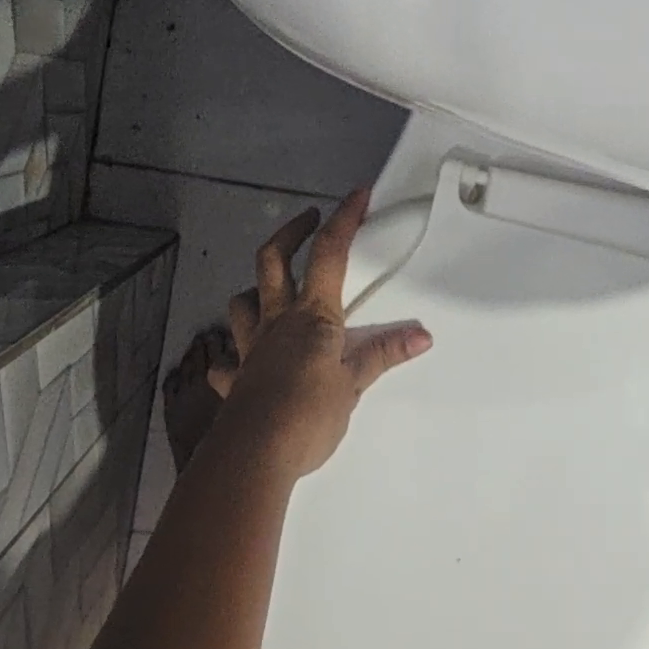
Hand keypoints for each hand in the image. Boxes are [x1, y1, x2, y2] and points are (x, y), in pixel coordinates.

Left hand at [212, 190, 432, 479]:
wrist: (254, 454)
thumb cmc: (309, 414)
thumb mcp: (354, 384)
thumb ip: (384, 354)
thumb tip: (422, 335)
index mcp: (313, 316)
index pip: (330, 254)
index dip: (345, 219)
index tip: (358, 195)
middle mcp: (277, 321)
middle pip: (272, 261)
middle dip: (290, 233)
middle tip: (308, 220)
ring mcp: (249, 348)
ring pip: (241, 303)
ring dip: (254, 290)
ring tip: (269, 293)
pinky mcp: (234, 379)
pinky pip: (226, 361)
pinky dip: (232, 357)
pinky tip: (238, 364)